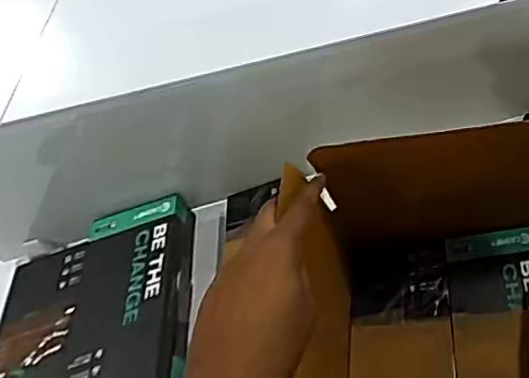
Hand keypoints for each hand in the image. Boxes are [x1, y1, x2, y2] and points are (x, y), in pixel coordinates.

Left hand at [186, 176, 327, 377]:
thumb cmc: (273, 348)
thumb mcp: (307, 306)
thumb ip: (302, 272)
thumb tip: (295, 266)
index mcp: (279, 247)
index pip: (299, 207)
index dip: (311, 190)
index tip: (317, 181)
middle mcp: (250, 251)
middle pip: (268, 212)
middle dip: (283, 207)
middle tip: (298, 211)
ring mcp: (227, 271)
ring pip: (249, 240)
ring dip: (265, 241)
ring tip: (279, 260)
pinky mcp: (211, 294)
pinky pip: (235, 268)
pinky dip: (248, 270)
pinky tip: (256, 293)